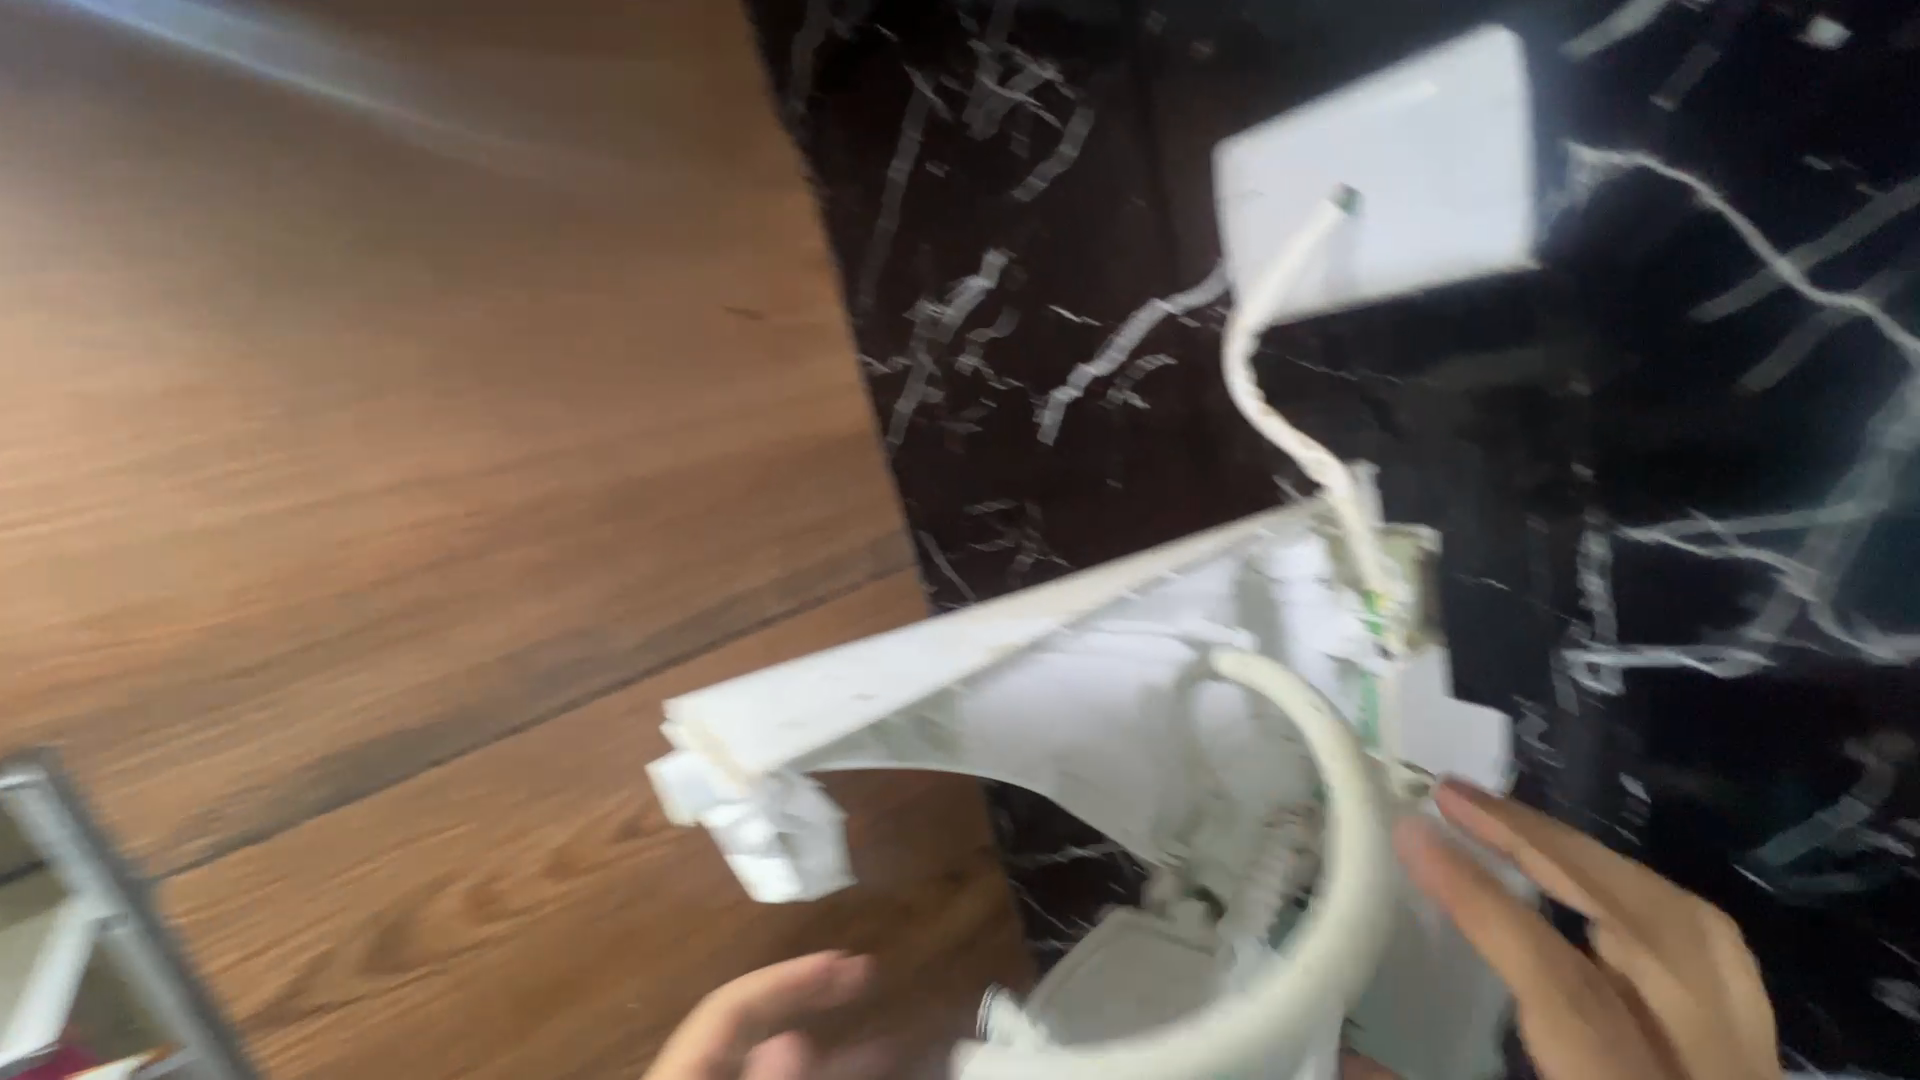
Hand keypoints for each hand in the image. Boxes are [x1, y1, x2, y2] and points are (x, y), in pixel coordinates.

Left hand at [643, 951, 874, 1079]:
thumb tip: (794, 1038)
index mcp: (681, 1071)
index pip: (733, 1006)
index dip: (786, 976)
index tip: (839, 958)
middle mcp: (701, 1073)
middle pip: (756, 1023)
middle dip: (811, 994)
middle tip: (863, 969)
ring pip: (777, 1059)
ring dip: (830, 1044)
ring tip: (886, 1029)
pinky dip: (825, 1072)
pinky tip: (867, 1065)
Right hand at [1394, 780, 1779, 1079]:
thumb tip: (1336, 1050)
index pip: (1560, 986)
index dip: (1483, 900)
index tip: (1414, 832)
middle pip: (1647, 932)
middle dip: (1542, 847)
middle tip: (1454, 798)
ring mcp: (1748, 1073)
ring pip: (1693, 933)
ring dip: (1589, 858)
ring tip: (1505, 821)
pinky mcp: (1754, 1067)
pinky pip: (1713, 958)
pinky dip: (1639, 896)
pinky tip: (1582, 881)